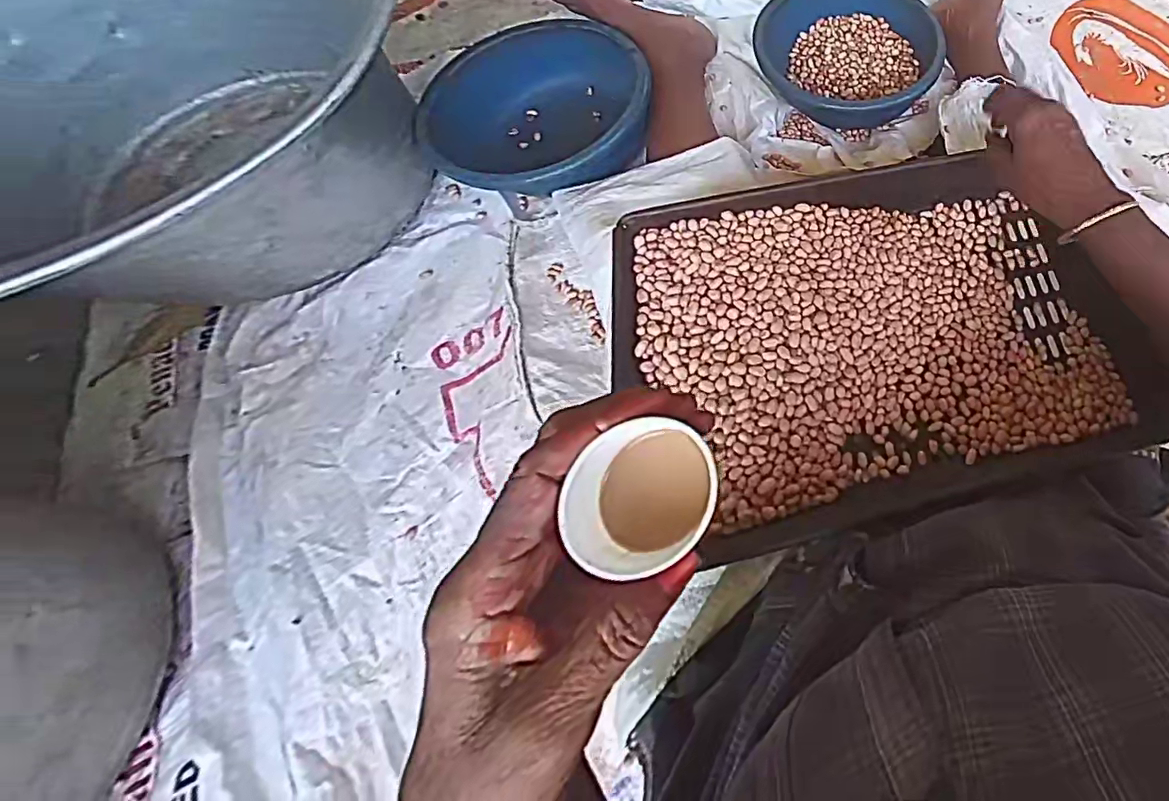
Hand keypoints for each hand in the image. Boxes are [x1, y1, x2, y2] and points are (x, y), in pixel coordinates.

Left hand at [401, 389, 708, 800]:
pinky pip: (611, 521)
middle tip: (681, 411)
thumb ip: (616, 635)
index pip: (533, 481)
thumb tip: (678, 561)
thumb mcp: (549, 714)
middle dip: (623, 424)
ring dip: (641, 452)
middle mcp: (509, 566)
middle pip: (562, 464)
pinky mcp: (571, 584)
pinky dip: (649, 492)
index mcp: (481, 586)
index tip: (642, 407)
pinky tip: (679, 486)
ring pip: (589, 485)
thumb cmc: (477, 780)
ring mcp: (541, 572)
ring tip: (688, 435)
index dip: (588, 433)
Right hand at [984, 85, 1129, 229]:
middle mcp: (1047, 110)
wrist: (1084, 200)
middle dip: (1006, 105)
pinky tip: (1032, 138)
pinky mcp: (1073, 126)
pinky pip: (1049, 113)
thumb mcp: (1008, 174)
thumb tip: (992, 140)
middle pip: (1021, 94)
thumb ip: (994, 150)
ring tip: (1013, 130)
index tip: (987, 113)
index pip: (1002, 96)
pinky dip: (1037, 119)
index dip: (990, 105)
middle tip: (997, 119)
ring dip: (1023, 111)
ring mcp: (1063, 116)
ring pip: (1036, 102)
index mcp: (1026, 117)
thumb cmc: (1051, 190)